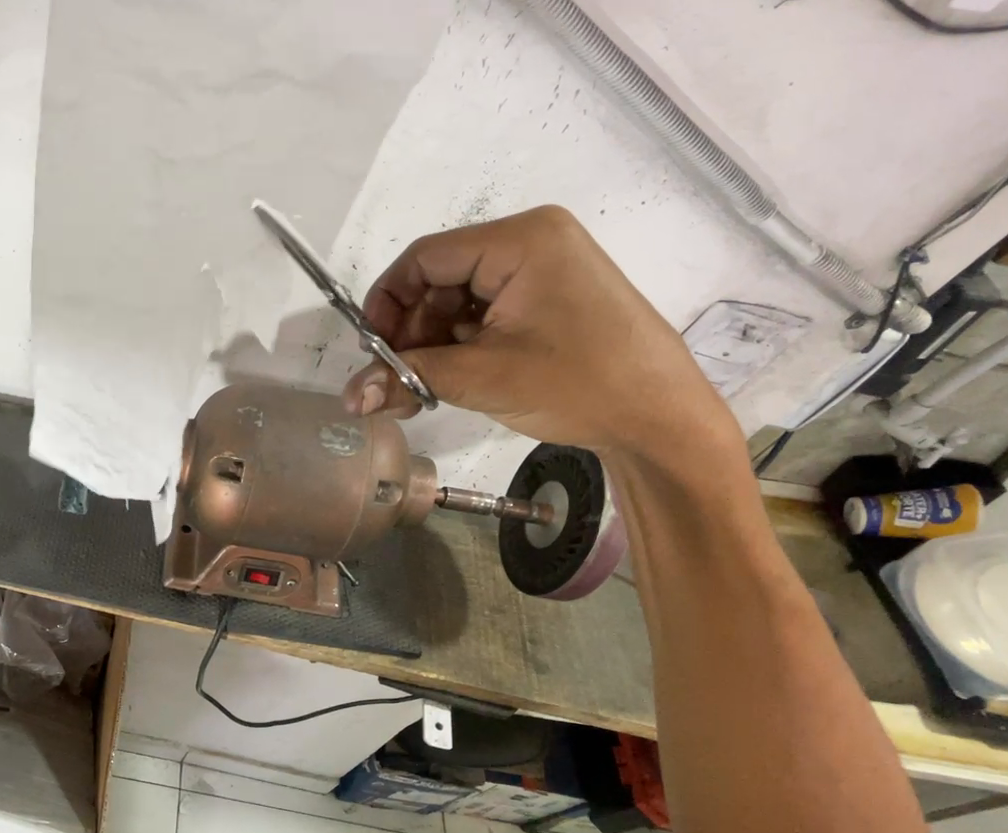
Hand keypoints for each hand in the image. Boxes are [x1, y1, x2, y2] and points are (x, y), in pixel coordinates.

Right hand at [341, 206, 739, 464]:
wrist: (660, 416)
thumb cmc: (577, 383)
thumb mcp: (480, 378)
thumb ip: (406, 378)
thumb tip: (348, 397)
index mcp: (521, 241)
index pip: (425, 258)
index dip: (387, 303)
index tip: (371, 352)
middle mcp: (532, 242)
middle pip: (439, 279)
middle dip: (410, 331)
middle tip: (396, 381)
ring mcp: (544, 269)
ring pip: (458, 299)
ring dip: (432, 344)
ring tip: (422, 391)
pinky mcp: (550, 297)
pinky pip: (485, 312)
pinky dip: (460, 345)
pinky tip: (453, 380)